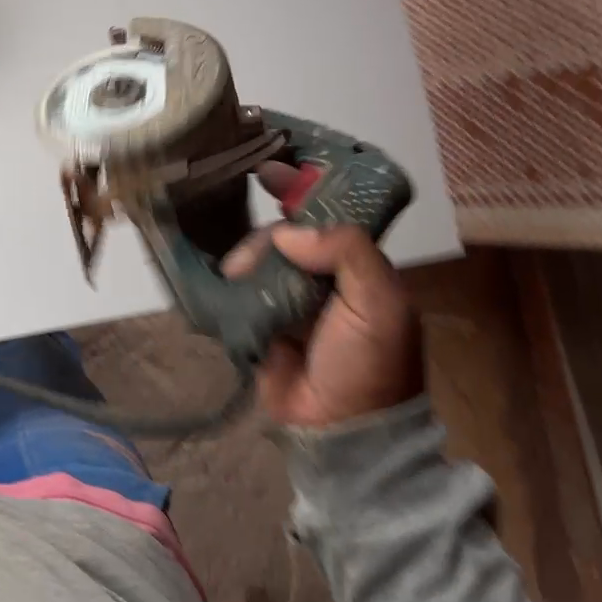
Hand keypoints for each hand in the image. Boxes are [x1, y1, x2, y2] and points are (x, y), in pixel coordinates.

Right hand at [221, 165, 422, 427]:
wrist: (338, 433)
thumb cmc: (367, 365)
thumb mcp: (380, 304)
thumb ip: (346, 251)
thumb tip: (286, 232)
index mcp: (357, 268)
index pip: (328, 214)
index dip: (301, 186)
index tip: (266, 168)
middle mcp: (322, 277)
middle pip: (284, 233)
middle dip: (265, 236)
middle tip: (249, 254)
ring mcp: (288, 300)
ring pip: (257, 257)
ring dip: (245, 261)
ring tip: (238, 281)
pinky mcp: (258, 321)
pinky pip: (237, 288)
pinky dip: (227, 280)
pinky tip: (221, 281)